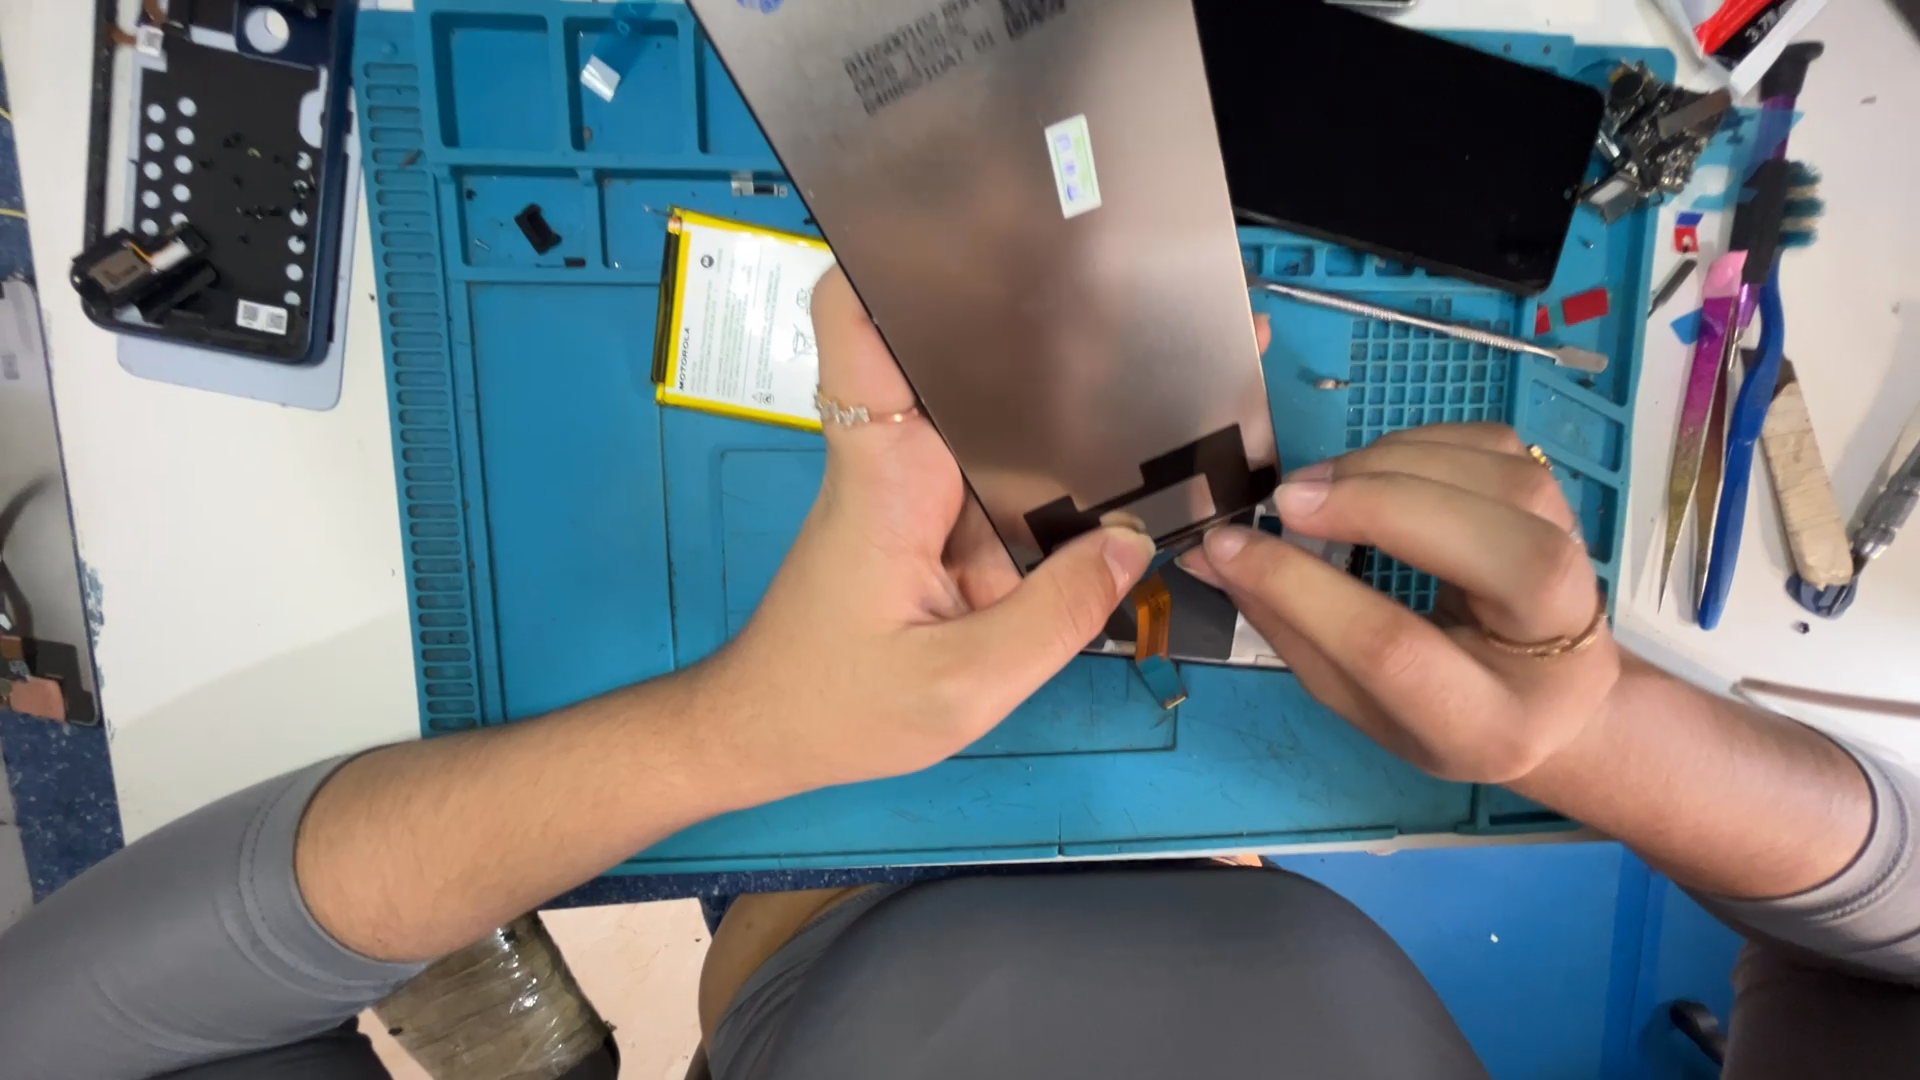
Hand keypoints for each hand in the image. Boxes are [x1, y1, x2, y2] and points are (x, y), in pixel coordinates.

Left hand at [693, 267, 1161, 795]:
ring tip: (1168, 346)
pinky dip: (1067, 458)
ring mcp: (930, 487)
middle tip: (1138, 275)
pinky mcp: (948, 519)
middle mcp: (906, 459)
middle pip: (960, 351)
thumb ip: (1053, 618)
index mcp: (886, 473)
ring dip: (1068, 382)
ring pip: (1000, 411)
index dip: (896, 252)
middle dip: (1037, 308)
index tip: (972, 210)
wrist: (776, 731)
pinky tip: (1135, 446)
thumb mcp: (960, 685)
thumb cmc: (837, 708)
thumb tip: (1130, 544)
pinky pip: (1015, 472)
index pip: (859, 322)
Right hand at [1180, 424, 1619, 783]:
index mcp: (1482, 725)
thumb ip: (1279, 622)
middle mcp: (1558, 654)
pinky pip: (1501, 450)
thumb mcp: (1343, 692)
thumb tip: (1208, 554)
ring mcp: (1582, 578)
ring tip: (1317, 483)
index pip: (1390, 646)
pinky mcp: (1569, 517)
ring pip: (1513, 487)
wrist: (1547, 704)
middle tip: (1289, 499)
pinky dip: (1421, 443)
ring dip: (1396, 465)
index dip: (1301, 586)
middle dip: (1381, 507)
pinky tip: (1366, 466)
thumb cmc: (1425, 711)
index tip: (1229, 544)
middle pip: (1502, 556)